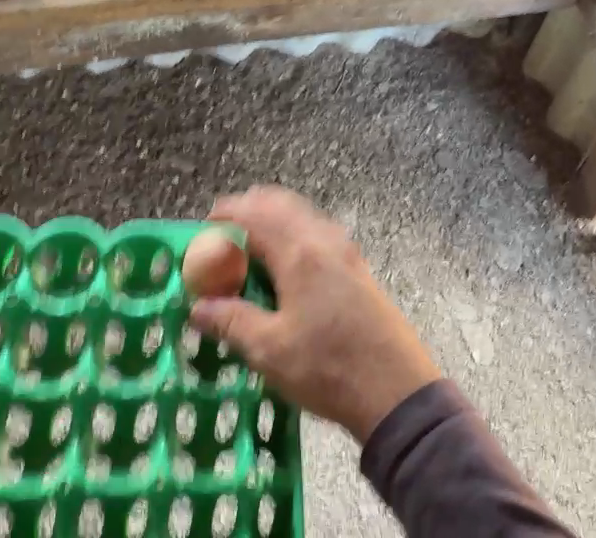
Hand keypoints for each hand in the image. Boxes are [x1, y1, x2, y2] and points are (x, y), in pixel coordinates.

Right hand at [189, 187, 440, 441]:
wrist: (397, 391)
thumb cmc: (328, 368)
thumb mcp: (269, 350)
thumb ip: (231, 322)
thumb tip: (198, 308)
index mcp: (299, 253)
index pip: (254, 215)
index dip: (225, 215)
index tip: (203, 227)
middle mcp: (324, 240)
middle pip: (281, 205)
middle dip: (250, 210)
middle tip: (224, 231)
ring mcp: (346, 252)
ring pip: (303, 216)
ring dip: (274, 220)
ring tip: (251, 246)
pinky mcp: (359, 268)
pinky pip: (319, 232)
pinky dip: (295, 234)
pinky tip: (286, 265)